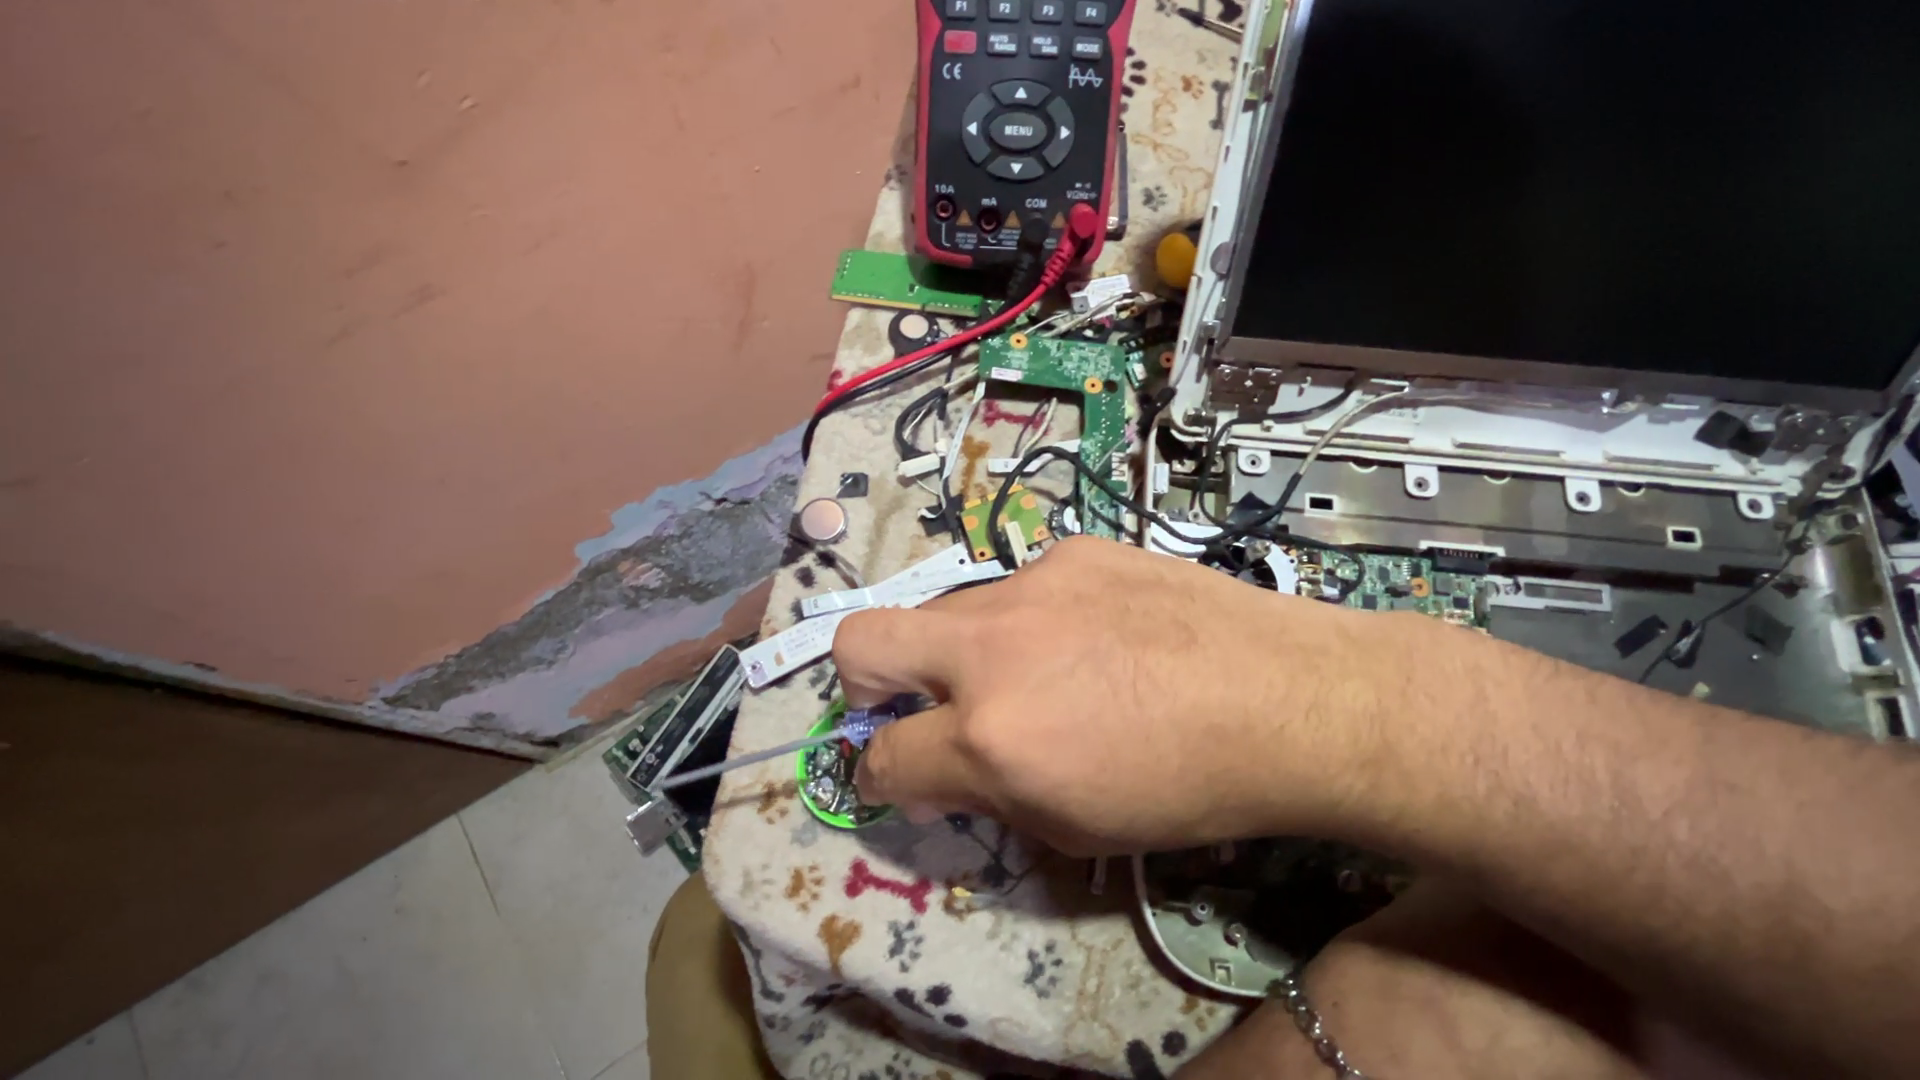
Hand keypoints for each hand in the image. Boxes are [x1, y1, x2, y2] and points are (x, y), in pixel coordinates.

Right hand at [832, 535, 1421, 854]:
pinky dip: (1033, 618)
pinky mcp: (1075, 550)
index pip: (880, 755)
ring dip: (964, 650)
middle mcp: (990, 650)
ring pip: (947, 610)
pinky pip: (1022, 586)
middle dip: (861, 682)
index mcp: (989, 737)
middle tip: (908, 704)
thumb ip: (987, 797)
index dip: (876, 776)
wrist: (1288, 700)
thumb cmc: (1188, 787)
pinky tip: (1095, 635)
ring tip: (1038, 671)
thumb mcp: (1074, 828)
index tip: (896, 776)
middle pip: (860, 642)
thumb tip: (935, 773)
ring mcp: (1031, 587)